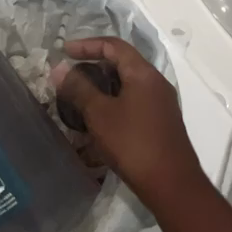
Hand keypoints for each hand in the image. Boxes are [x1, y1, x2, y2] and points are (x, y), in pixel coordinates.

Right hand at [51, 37, 210, 207]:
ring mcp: (161, 104)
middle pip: (122, 63)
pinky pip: (133, 102)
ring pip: (127, 84)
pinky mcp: (161, 123)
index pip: (113, 46)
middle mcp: (156, 83)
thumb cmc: (133, 144)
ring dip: (103, 87)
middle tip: (71, 75)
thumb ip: (79, 88)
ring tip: (80, 98)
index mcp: (143, 73)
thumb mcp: (99, 114)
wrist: (172, 186)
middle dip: (94, 66)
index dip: (87, 45)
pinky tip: (99, 121)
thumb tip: (59, 68)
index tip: (64, 51)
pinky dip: (114, 103)